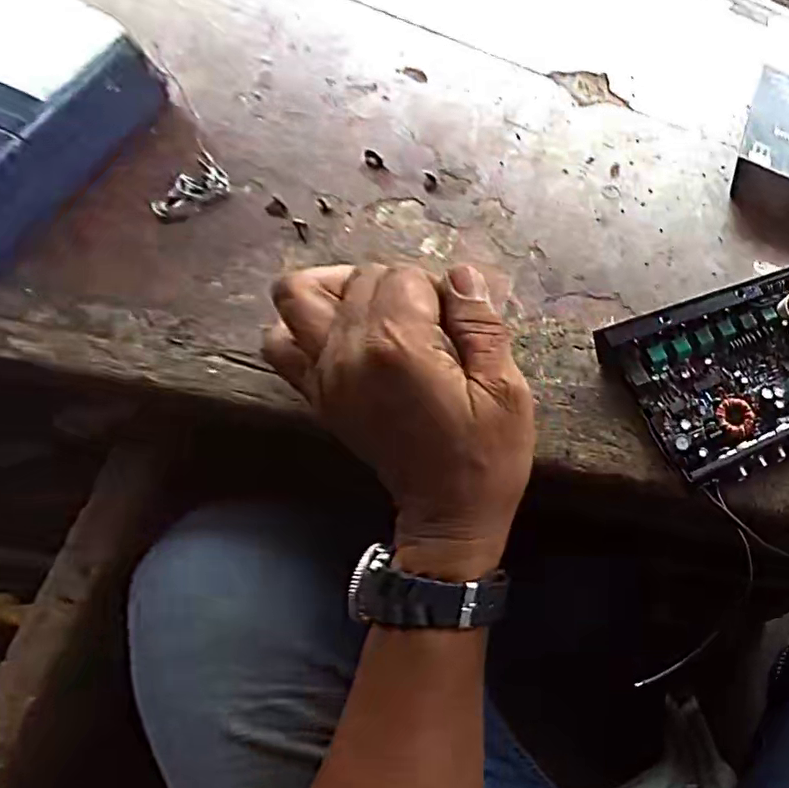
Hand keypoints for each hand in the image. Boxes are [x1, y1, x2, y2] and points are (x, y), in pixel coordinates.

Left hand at [264, 263, 535, 579]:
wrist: (452, 511)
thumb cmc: (490, 455)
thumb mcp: (508, 392)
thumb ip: (483, 329)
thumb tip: (465, 276)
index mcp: (398, 346)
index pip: (407, 277)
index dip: (446, 294)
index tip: (470, 328)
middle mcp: (347, 350)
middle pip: (362, 279)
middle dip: (405, 290)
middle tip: (444, 328)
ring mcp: (322, 372)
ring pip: (300, 293)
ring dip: (342, 291)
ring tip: (385, 315)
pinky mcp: (315, 392)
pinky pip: (280, 338)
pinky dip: (306, 326)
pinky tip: (348, 341)